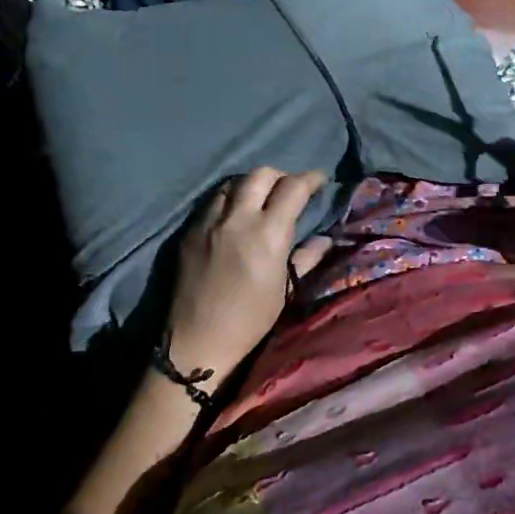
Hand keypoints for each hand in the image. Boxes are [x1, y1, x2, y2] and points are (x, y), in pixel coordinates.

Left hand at [166, 167, 334, 385]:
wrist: (199, 339)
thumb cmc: (251, 320)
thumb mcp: (287, 290)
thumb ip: (307, 257)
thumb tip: (324, 239)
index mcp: (268, 233)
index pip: (293, 188)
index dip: (310, 178)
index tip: (320, 180)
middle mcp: (238, 218)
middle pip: (261, 174)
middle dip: (281, 175)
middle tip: (290, 189)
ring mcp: (209, 222)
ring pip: (233, 182)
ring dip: (252, 184)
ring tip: (261, 198)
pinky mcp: (190, 231)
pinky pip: (213, 201)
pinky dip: (230, 199)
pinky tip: (235, 215)